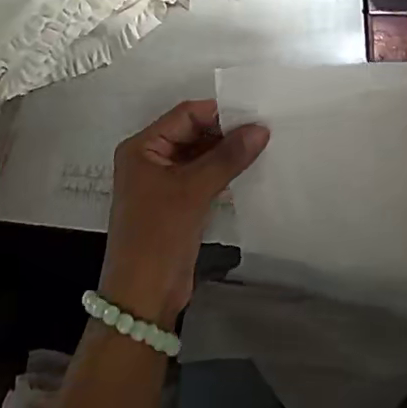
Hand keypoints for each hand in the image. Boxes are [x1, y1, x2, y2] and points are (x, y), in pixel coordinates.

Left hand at [99, 101, 268, 325]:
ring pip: (200, 156)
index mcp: (142, 147)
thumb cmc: (159, 234)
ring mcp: (162, 183)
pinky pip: (202, 177)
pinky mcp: (176, 204)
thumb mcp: (193, 190)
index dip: (219, 112)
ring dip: (226, 154)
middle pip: (192, 133)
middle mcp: (150, 159)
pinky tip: (249, 172)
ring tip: (263, 148)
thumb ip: (228, 157)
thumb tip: (261, 129)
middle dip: (225, 132)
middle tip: (264, 131)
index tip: (255, 114)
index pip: (185, 115)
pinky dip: (223, 173)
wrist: (143, 295)